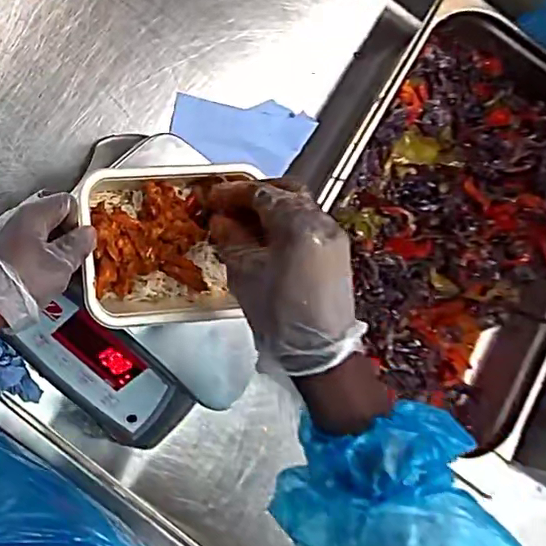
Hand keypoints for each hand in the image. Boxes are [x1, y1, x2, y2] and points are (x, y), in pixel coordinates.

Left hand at [0, 191, 96, 329]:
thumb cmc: (23, 280)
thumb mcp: (60, 265)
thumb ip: (78, 245)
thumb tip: (88, 232)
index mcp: (33, 212)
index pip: (67, 201)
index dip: (80, 220)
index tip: (84, 241)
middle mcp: (16, 216)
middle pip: (52, 213)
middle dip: (67, 232)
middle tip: (74, 254)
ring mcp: (5, 231)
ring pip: (38, 229)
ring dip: (52, 244)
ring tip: (59, 267)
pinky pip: (25, 242)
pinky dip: (37, 252)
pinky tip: (40, 272)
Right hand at [206, 179, 364, 378]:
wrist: (320, 353)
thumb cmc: (278, 312)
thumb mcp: (243, 270)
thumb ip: (230, 236)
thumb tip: (221, 219)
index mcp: (297, 223)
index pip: (260, 193)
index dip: (231, 192)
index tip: (210, 198)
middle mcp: (320, 222)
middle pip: (284, 192)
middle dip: (253, 194)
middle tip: (227, 205)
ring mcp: (332, 236)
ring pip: (297, 206)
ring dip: (268, 208)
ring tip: (242, 223)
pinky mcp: (335, 253)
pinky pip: (305, 224)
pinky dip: (283, 222)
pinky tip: (264, 238)